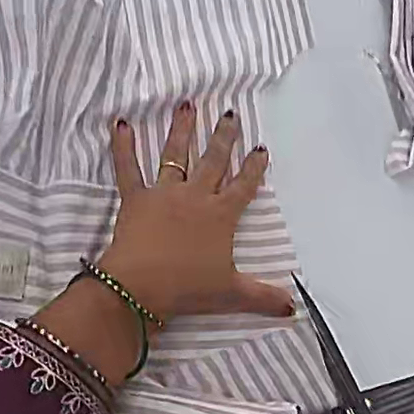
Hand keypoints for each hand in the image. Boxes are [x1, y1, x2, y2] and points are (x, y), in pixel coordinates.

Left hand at [99, 102, 295, 320]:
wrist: (142, 287)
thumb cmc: (189, 288)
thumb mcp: (232, 294)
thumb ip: (263, 297)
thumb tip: (293, 309)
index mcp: (221, 216)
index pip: (243, 186)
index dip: (253, 168)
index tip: (260, 149)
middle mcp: (196, 197)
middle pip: (214, 161)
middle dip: (224, 137)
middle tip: (230, 115)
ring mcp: (164, 194)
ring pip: (175, 155)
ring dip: (181, 129)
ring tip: (186, 105)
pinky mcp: (136, 199)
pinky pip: (128, 168)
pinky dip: (123, 146)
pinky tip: (120, 124)